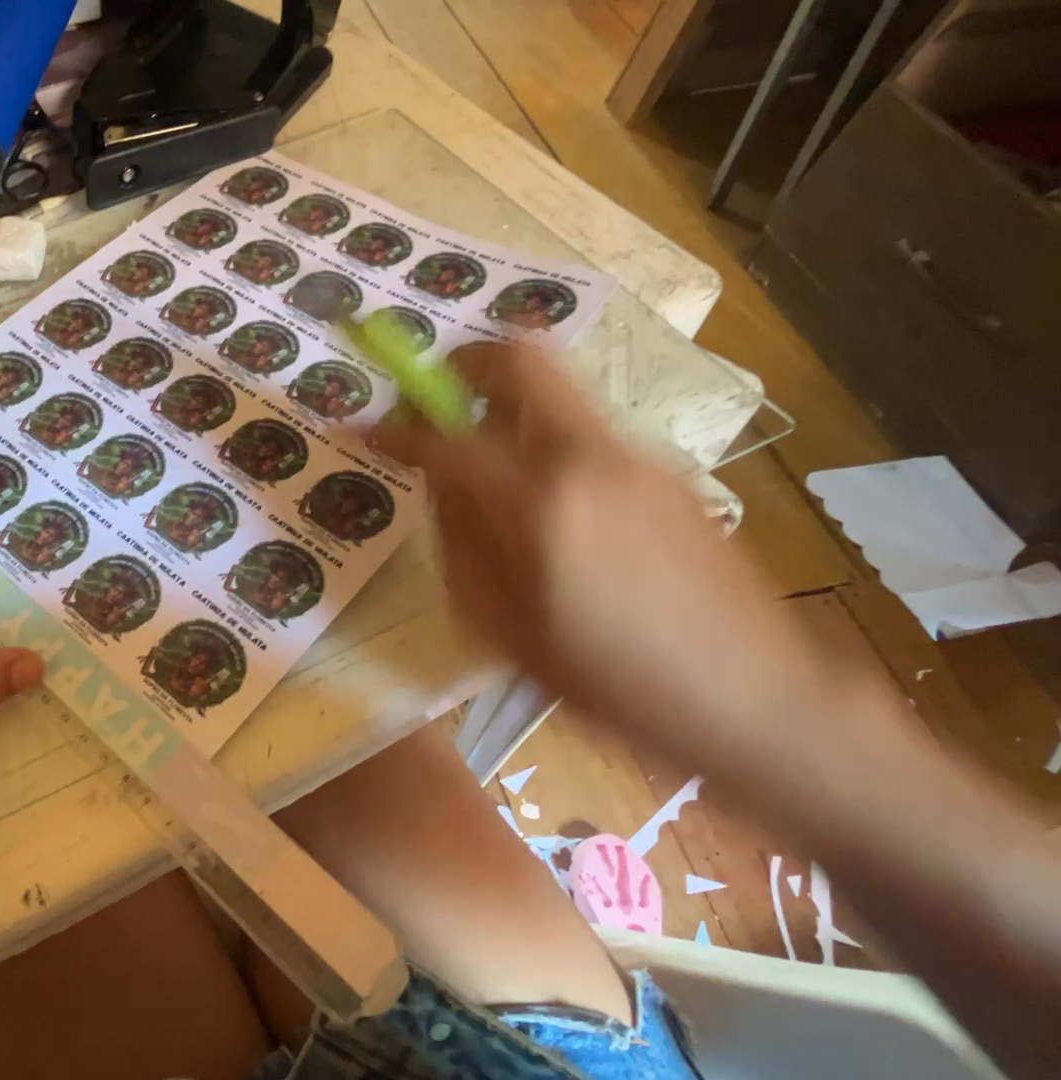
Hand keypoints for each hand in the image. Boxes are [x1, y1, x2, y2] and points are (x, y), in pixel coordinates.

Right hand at [369, 344, 833, 757]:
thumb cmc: (610, 682)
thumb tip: (443, 488)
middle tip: (434, 402)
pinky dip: (549, 451)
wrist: (758, 701)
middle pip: (522, 360)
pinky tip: (555, 519)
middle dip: (465, 365)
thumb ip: (460, 543)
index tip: (361, 426)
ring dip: (509, 416)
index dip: (392, 428)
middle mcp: (590, 457)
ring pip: (556, 400)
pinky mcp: (671, 475)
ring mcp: (641, 458)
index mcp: (539, 502)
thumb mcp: (502, 627)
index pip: (444, 439)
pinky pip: (587, 440)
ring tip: (494, 484)